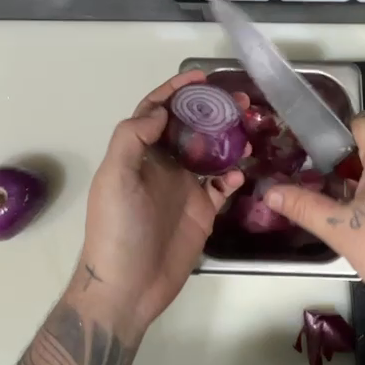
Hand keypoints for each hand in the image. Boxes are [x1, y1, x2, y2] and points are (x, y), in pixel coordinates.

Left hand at [71, 69, 246, 340]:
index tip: (201, 77)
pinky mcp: (202, 211)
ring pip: (211, 151)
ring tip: (249, 126)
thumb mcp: (114, 178)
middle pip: (189, 126)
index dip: (175, 91)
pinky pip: (222, 185)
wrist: (127, 287)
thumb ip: (132, 138)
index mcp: (139, 153)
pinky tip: (241, 171)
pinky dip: (234, 175)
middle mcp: (162, 164)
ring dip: (229, 137)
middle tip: (239, 100)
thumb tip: (160, 111)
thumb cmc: (116, 229)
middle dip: (212, 109)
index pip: (156, 111)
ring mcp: (184, 187)